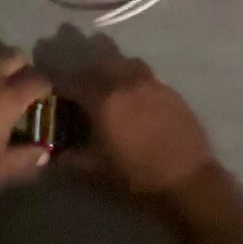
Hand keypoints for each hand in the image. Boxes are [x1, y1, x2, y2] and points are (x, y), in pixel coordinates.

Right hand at [56, 49, 216, 197]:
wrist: (188, 180)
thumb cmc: (137, 177)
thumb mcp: (96, 172)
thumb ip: (71, 158)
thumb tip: (54, 153)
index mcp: (103, 99)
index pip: (71, 81)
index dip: (59, 87)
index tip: (54, 95)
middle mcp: (124, 81)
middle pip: (96, 66)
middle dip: (84, 77)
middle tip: (80, 96)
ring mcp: (150, 81)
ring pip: (122, 63)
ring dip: (110, 72)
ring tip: (109, 92)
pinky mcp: (168, 88)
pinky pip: (143, 74)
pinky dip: (132, 81)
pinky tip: (136, 101)